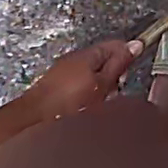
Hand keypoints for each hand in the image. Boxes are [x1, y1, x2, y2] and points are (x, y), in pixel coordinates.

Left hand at [17, 40, 141, 123]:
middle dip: (113, 74)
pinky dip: (86, 94)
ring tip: (99, 102)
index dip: (127, 55)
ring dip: (100, 86)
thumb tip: (136, 45)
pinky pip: (78, 85)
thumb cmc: (69, 103)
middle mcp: (73, 59)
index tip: (130, 71)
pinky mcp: (54, 89)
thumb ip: (120, 63)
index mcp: (87, 54)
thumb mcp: (102, 83)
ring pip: (91, 74)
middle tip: (114, 90)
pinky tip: (85, 108)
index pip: (116, 44)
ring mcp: (62, 74)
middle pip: (103, 60)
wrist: (31, 123)